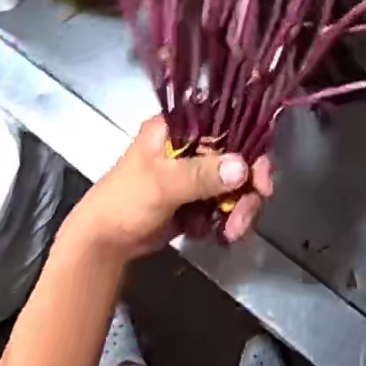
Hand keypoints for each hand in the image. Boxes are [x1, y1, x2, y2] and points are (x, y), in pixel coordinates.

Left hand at [57, 117, 274, 263]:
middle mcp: (190, 143)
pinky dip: (232, 217)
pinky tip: (226, 234)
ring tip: (232, 232)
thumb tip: (242, 167)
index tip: (260, 174)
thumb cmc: (124, 200)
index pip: (225, 123)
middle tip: (249, 211)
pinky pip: (228, 202)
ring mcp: (195, 171)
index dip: (249, 145)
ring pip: (236, 182)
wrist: (105, 242)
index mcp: (177, 127)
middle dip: (248, 186)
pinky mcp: (198, 197)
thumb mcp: (161, 184)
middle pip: (238, 155)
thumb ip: (200, 175)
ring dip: (241, 207)